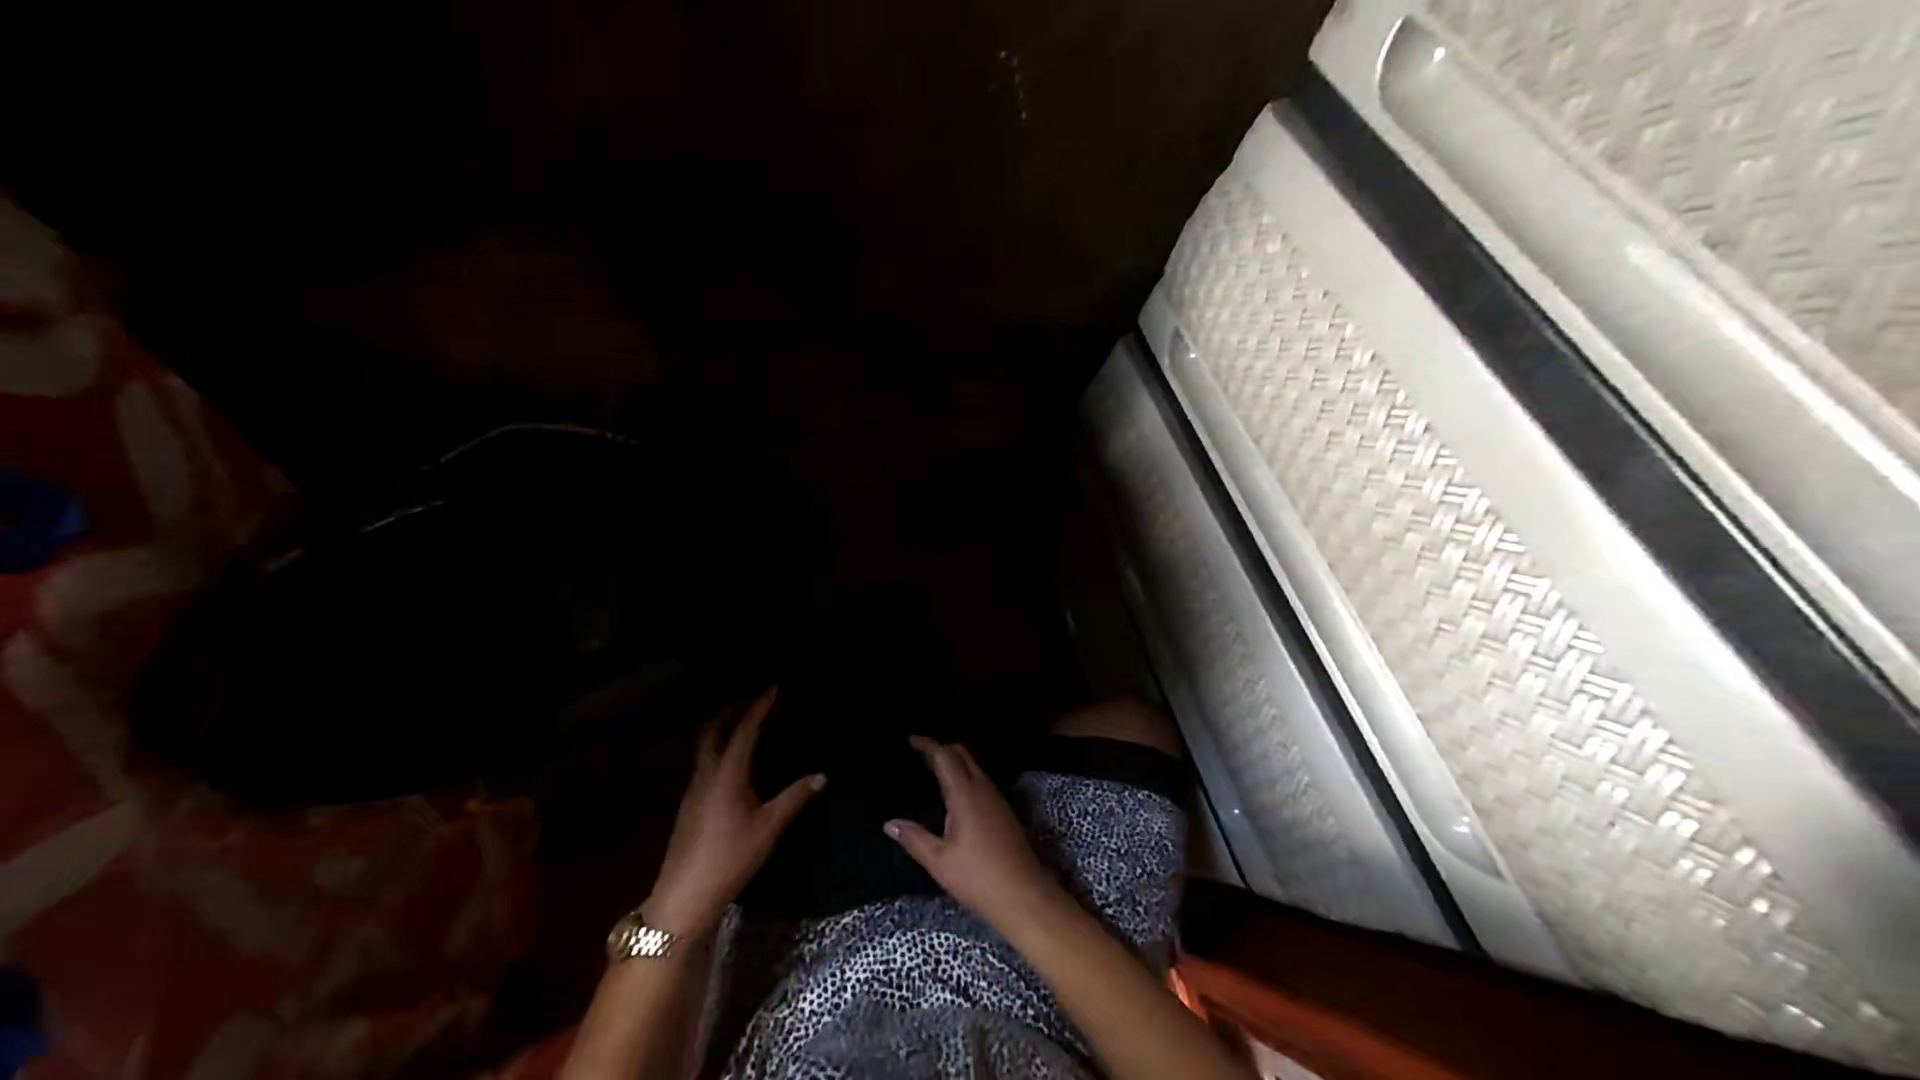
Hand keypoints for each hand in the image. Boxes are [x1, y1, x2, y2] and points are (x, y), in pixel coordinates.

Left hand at [643, 687, 824, 937]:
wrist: (685, 896)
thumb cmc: (731, 857)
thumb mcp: (769, 827)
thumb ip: (794, 798)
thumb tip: (820, 776)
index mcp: (727, 773)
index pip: (745, 729)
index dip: (760, 706)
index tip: (774, 687)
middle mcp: (706, 774)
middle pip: (714, 730)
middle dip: (732, 710)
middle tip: (753, 699)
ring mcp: (693, 790)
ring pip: (705, 746)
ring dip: (723, 728)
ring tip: (744, 724)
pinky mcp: (689, 805)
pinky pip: (704, 763)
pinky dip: (719, 749)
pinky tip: (733, 764)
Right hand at [885, 736, 1065, 930]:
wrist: (1025, 896)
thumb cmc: (978, 878)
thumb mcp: (939, 862)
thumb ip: (914, 838)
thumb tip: (890, 824)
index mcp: (965, 794)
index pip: (945, 756)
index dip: (928, 745)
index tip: (911, 740)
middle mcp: (983, 789)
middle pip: (963, 754)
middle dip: (942, 748)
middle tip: (920, 754)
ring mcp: (998, 799)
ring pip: (975, 767)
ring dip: (955, 762)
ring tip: (933, 771)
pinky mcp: (1005, 812)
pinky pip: (982, 781)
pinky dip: (965, 776)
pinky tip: (956, 796)